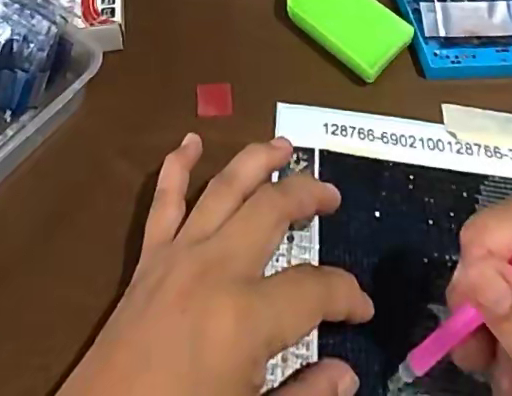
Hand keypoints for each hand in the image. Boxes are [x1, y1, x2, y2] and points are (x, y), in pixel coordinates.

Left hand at [59, 135, 373, 395]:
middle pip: (271, 210)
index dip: (346, 295)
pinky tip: (190, 142)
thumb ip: (303, 395)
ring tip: (281, 144)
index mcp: (245, 317)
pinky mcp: (149, 256)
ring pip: (223, 188)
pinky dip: (177, 166)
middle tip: (331, 194)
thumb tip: (345, 373)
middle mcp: (215, 268)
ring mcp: (178, 254)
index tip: (362, 307)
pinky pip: (164, 200)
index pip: (314, 290)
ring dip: (255, 160)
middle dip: (307, 196)